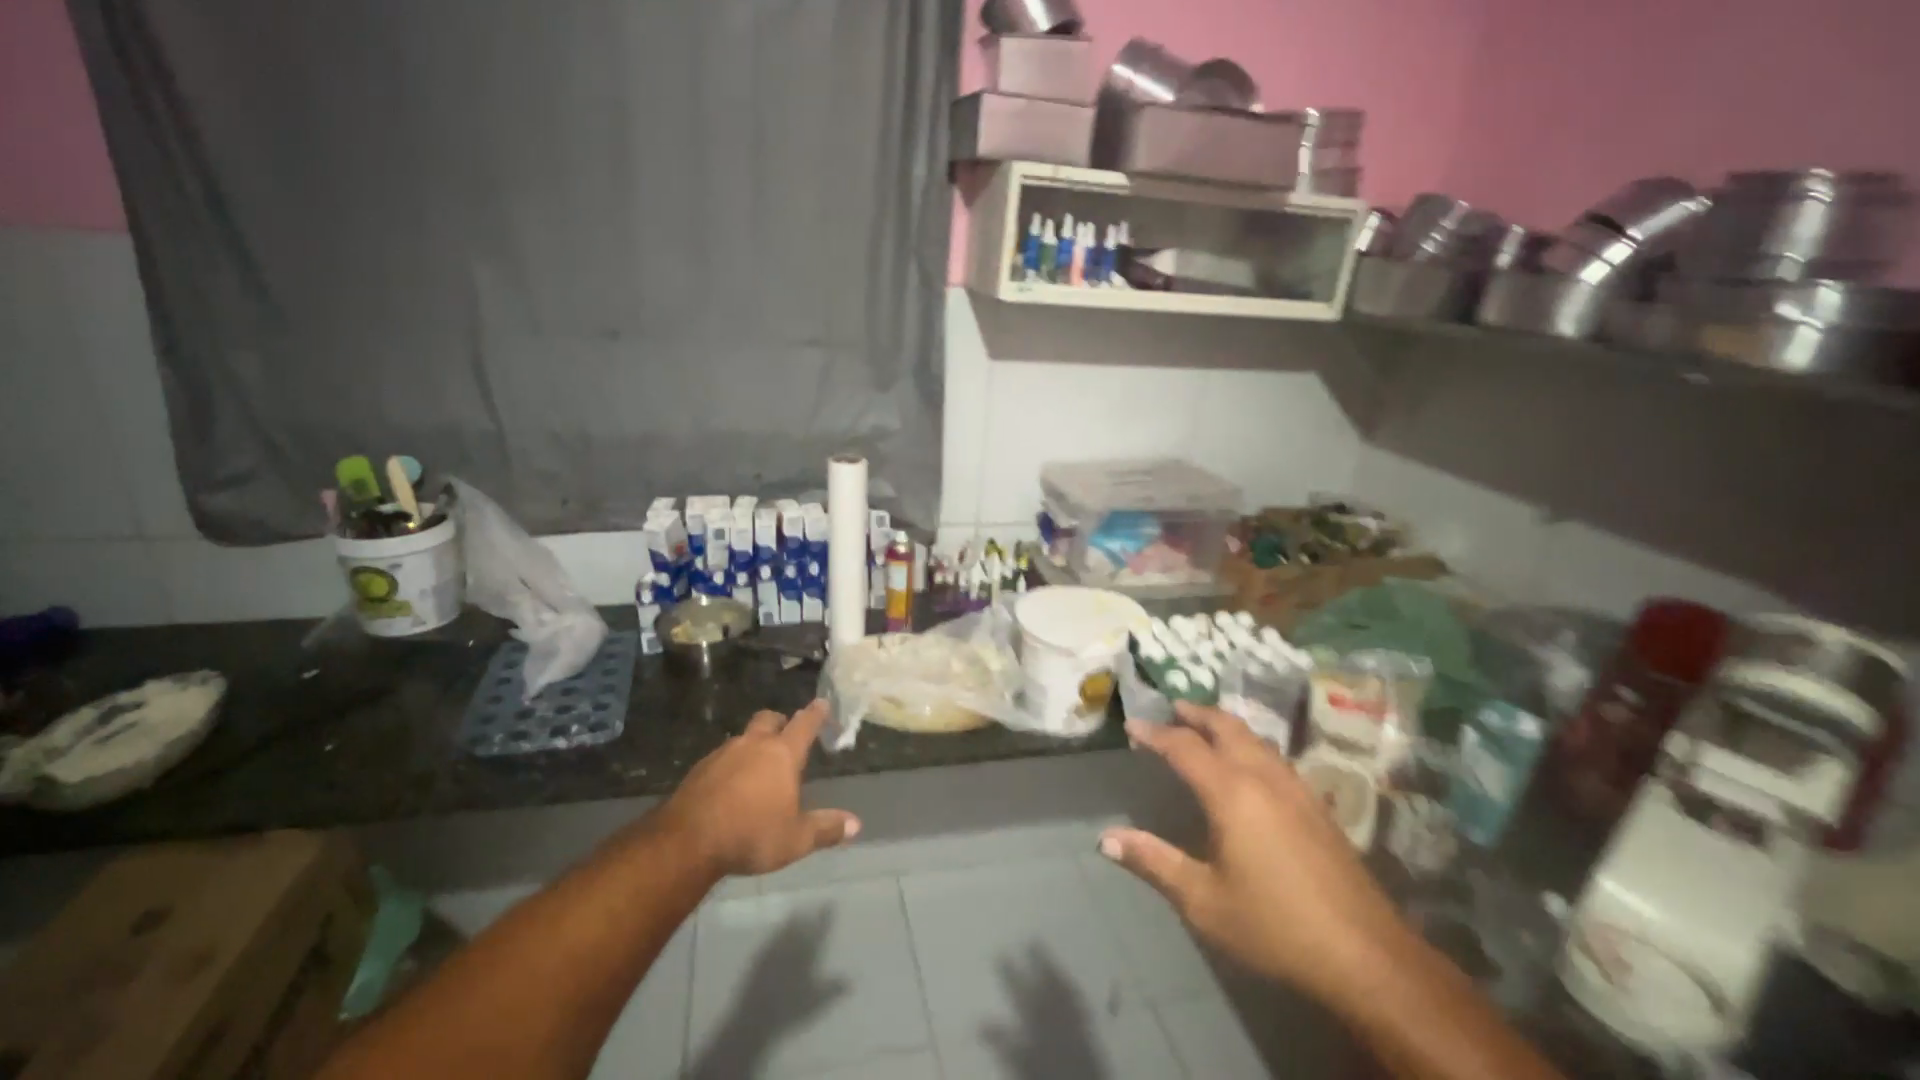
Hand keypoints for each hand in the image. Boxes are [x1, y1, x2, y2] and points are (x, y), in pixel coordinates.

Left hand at [656, 699, 859, 877]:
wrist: (687, 842)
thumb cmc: (751, 835)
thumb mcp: (796, 839)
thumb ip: (826, 829)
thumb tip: (856, 824)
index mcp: (782, 755)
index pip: (804, 725)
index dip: (815, 714)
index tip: (821, 703)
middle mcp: (752, 746)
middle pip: (768, 719)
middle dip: (780, 722)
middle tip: (786, 733)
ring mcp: (722, 755)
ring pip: (742, 738)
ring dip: (753, 744)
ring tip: (758, 765)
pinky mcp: (698, 770)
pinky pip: (721, 758)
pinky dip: (731, 765)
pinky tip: (730, 785)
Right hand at [1100, 703, 1408, 1005]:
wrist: (1363, 954)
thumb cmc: (1273, 926)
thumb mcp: (1202, 900)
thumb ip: (1154, 862)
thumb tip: (1106, 838)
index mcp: (1232, 794)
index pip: (1185, 747)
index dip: (1155, 734)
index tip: (1132, 726)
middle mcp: (1266, 779)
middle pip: (1228, 728)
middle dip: (1197, 714)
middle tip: (1172, 708)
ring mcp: (1298, 791)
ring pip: (1257, 740)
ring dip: (1227, 727)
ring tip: (1206, 729)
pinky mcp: (1318, 809)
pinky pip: (1276, 759)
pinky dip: (1251, 746)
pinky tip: (1250, 768)